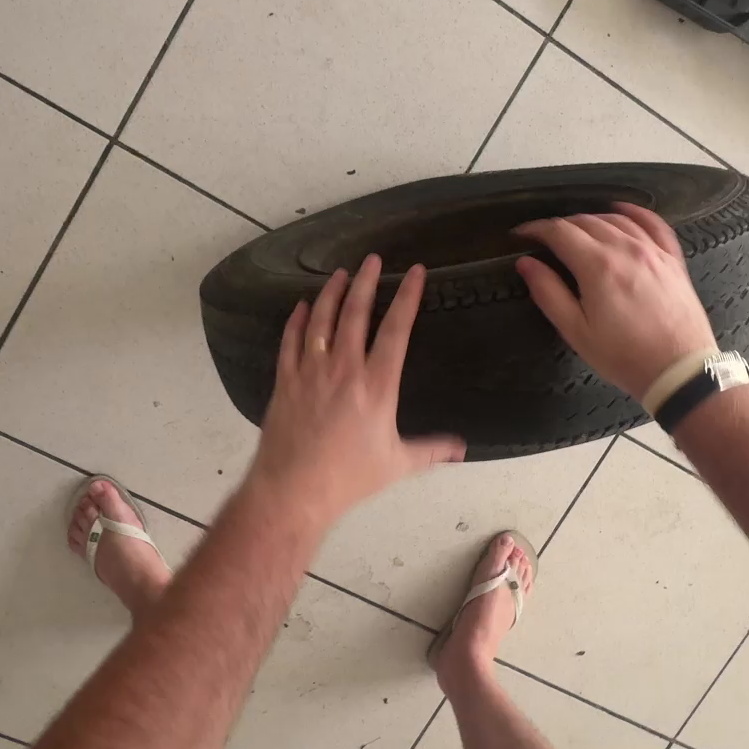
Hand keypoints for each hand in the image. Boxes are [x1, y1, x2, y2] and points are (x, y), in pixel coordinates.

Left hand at [248, 255, 465, 521]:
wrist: (294, 490)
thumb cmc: (349, 477)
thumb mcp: (398, 464)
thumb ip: (431, 449)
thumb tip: (462, 448)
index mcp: (377, 385)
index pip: (396, 329)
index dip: (408, 296)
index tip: (415, 272)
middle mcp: (344, 369)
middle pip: (356, 313)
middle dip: (366, 282)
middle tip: (373, 259)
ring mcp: (311, 371)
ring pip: (321, 320)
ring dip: (331, 293)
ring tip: (340, 274)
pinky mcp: (285, 380)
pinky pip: (290, 341)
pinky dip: (296, 320)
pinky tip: (300, 306)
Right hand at [514, 202, 716, 398]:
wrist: (679, 370)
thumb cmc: (623, 356)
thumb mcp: (576, 331)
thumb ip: (548, 292)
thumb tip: (526, 263)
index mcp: (597, 266)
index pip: (559, 231)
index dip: (535, 229)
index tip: (521, 235)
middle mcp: (625, 249)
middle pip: (585, 221)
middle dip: (559, 226)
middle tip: (544, 241)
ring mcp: (652, 251)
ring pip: (615, 219)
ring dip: (589, 220)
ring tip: (574, 232)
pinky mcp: (672, 259)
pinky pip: (652, 223)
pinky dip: (633, 212)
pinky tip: (621, 210)